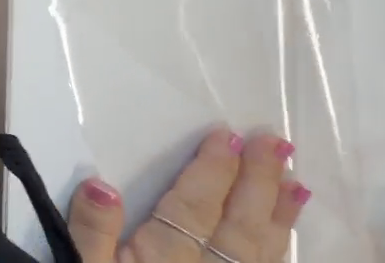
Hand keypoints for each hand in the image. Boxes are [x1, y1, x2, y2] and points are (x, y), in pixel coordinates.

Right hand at [68, 129, 308, 262]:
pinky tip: (283, 230)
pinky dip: (279, 247)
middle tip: (276, 141)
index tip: (228, 134)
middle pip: (239, 224)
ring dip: (279, 213)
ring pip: (263, 250)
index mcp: (164, 259)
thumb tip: (102, 183)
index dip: (213, 171)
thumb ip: (89, 230)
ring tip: (295, 180)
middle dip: (257, 181)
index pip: (195, 206)